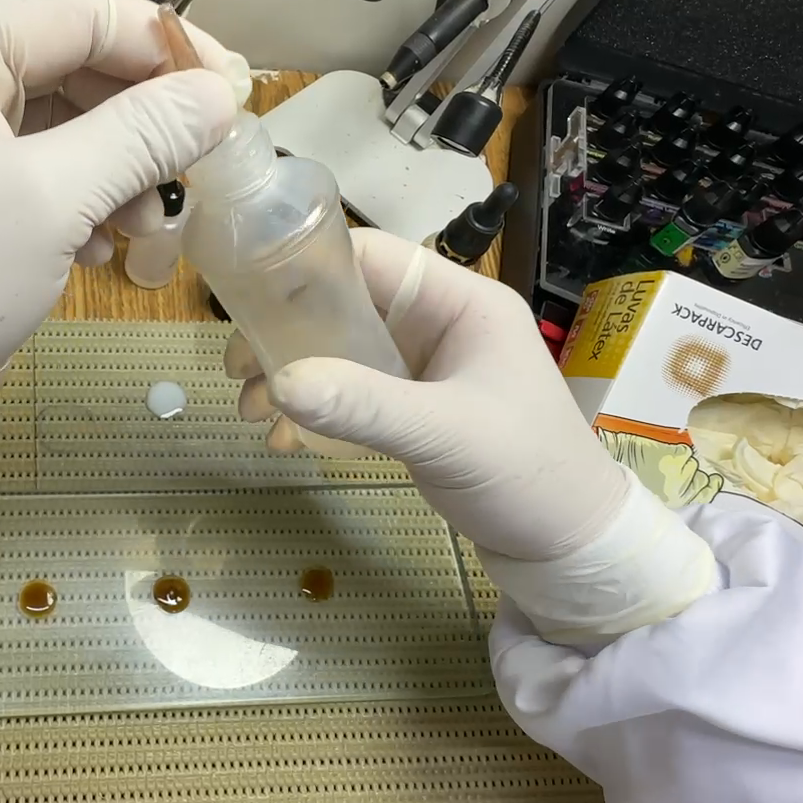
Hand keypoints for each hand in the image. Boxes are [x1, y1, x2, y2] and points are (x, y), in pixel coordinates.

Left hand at [0, 0, 248, 516]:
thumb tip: (221, 96)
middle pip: (73, 70)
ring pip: (61, 128)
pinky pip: (35, 171)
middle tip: (199, 171)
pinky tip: (99, 251)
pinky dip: (78, 203)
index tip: (239, 92)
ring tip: (149, 230)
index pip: (81, 14)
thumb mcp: (48, 204)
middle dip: (141, 126)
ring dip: (116, 174)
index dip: (168, 48)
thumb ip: (139, 137)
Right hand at [231, 229, 715, 645]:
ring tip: (251, 412)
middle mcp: (431, 325)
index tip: (248, 302)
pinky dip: (310, 412)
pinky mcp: (404, 407)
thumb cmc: (527, 474)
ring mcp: (415, 368)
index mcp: (455, 302)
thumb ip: (365, 406)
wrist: (565, 545)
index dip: (306, 267)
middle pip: (338, 306)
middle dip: (283, 336)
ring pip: (333, 352)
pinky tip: (283, 440)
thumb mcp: (447, 433)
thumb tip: (278, 383)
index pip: (370, 257)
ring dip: (288, 378)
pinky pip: (343, 394)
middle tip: (237, 368)